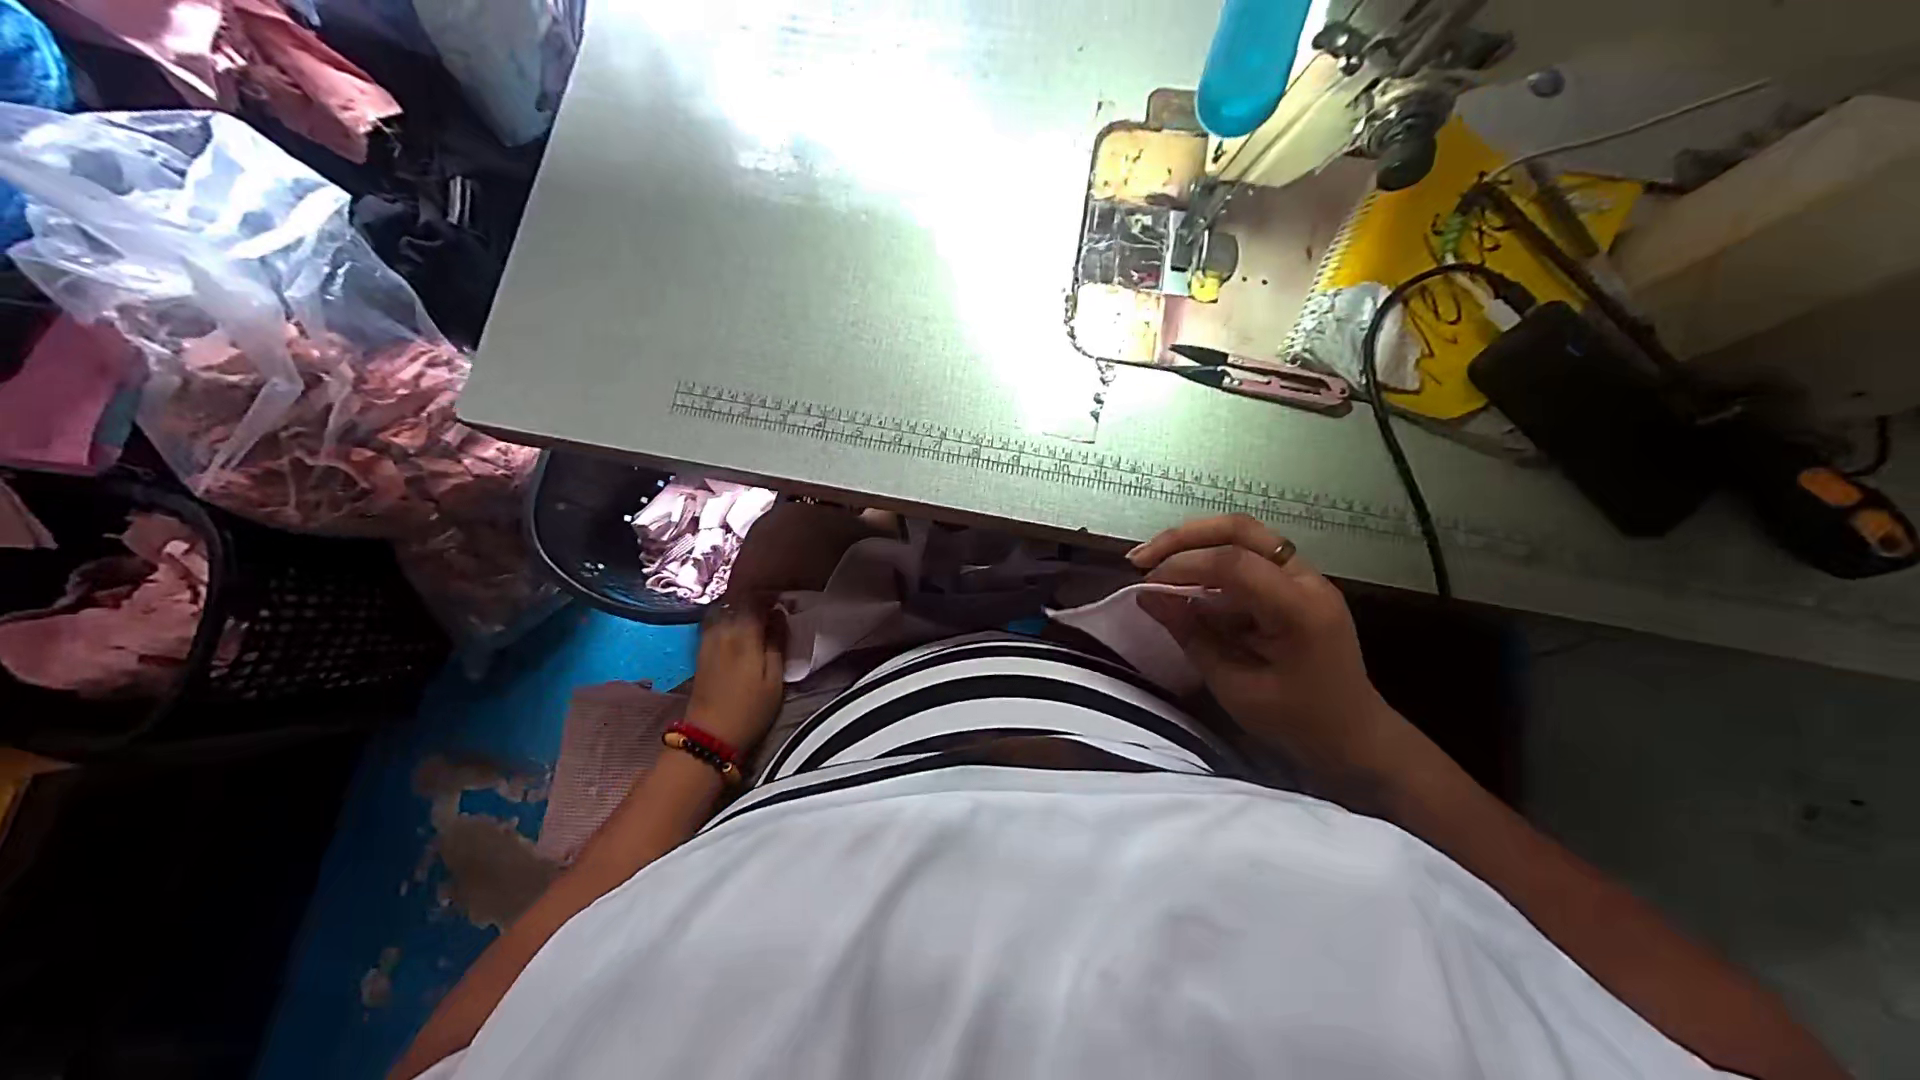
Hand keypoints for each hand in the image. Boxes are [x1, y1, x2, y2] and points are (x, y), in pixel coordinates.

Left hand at [685, 600, 786, 753]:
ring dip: (741, 607)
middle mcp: (722, 630)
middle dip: (756, 599)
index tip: (784, 601)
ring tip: (757, 617)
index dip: (770, 595)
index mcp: (743, 635)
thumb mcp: (774, 678)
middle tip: (773, 608)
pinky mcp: (700, 649)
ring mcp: (707, 639)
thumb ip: (777, 642)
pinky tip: (740, 630)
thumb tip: (779, 615)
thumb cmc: (750, 709)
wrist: (710, 734)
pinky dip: (729, 618)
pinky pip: (716, 621)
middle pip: (737, 600)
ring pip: (725, 609)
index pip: (755, 599)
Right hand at [1129, 515, 1418, 778]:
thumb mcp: (1235, 687)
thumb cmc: (1297, 721)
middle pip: (1240, 530)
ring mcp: (1305, 577)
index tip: (1145, 586)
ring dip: (1194, 542)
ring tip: (1153, 560)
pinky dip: (1210, 558)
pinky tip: (1183, 577)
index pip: (1234, 563)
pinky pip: (1249, 554)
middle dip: (1184, 537)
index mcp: (1299, 609)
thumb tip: (1148, 597)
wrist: (1354, 736)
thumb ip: (1193, 636)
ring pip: (1244, 534)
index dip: (1182, 566)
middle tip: (1140, 558)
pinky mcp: (1295, 583)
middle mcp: (1307, 579)